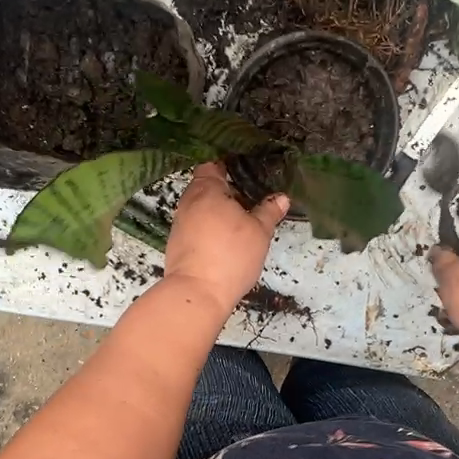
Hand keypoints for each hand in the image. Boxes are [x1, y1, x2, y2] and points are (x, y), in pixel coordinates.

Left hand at [164, 162, 288, 309]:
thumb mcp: (259, 233)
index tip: (245, 171)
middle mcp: (188, 202)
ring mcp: (180, 224)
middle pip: (206, 187)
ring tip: (240, 223)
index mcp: (207, 190)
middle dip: (226, 191)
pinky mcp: (177, 244)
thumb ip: (269, 212)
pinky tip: (224, 242)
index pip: (213, 164)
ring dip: (217, 212)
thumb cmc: (229, 257)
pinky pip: (195, 227)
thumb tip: (281, 198)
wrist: (197, 293)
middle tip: (249, 199)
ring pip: (200, 208)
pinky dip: (208, 229)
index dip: (228, 165)